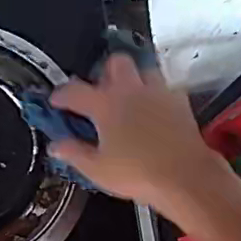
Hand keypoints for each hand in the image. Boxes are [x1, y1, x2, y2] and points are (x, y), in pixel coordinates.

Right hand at [45, 54, 230, 212]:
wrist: (184, 177)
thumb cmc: (138, 173)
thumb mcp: (97, 169)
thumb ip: (74, 153)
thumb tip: (57, 146)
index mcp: (105, 105)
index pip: (75, 90)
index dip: (61, 94)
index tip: (56, 100)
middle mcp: (132, 91)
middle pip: (116, 63)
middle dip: (105, 72)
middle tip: (99, 92)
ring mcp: (159, 93)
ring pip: (144, 70)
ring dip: (134, 79)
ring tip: (128, 98)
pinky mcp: (180, 103)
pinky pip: (165, 89)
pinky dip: (156, 96)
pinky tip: (153, 112)